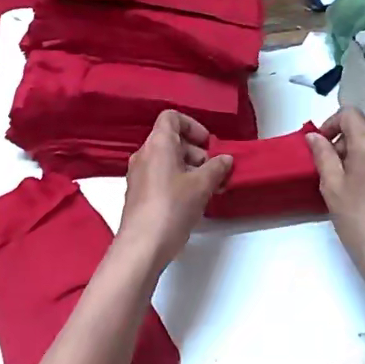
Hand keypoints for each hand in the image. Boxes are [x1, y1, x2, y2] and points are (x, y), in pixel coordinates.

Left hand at [117, 111, 232, 270]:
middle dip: (196, 151)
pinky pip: (161, 177)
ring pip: (167, 160)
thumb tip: (225, 159)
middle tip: (213, 170)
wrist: (143, 246)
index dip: (193, 125)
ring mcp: (139, 175)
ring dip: (190, 168)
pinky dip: (179, 181)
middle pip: (172, 140)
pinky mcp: (139, 194)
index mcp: (158, 144)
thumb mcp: (202, 185)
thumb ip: (217, 167)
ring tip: (209, 188)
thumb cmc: (172, 208)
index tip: (208, 143)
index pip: (172, 117)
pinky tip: (194, 200)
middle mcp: (144, 155)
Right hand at [306, 110, 364, 300]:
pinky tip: (364, 189)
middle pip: (363, 128)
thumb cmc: (357, 219)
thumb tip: (314, 136)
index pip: (350, 113)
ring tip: (345, 181)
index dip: (331, 123)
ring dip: (357, 153)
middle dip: (343, 140)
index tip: (320, 145)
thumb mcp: (332, 185)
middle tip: (329, 167)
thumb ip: (322, 154)